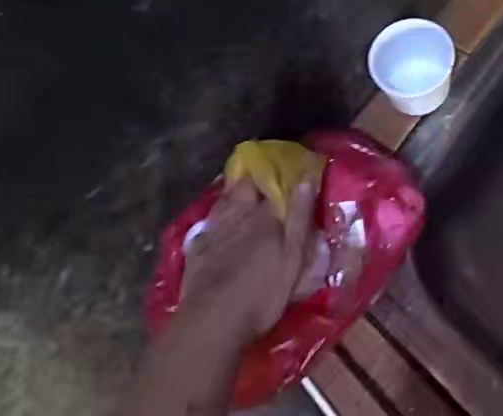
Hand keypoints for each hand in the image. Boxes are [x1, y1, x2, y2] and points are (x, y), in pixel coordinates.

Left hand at [175, 177, 318, 345]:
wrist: (212, 323)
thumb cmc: (262, 292)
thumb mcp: (293, 257)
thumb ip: (300, 218)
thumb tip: (307, 180)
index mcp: (265, 214)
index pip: (274, 185)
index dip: (280, 180)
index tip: (288, 178)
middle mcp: (238, 214)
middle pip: (244, 187)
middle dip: (253, 184)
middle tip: (262, 190)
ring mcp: (214, 231)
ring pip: (223, 203)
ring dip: (232, 200)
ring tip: (240, 205)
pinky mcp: (195, 250)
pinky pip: (207, 227)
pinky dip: (214, 225)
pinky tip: (216, 231)